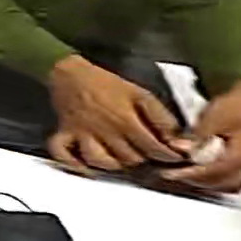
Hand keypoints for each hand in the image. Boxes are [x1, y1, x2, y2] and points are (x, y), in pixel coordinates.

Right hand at [47, 55, 183, 170]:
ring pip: (99, 161)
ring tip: (121, 159)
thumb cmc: (106, 84)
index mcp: (125, 120)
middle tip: (146, 154)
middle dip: (143, 159)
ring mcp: (81, 133)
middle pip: (129, 159)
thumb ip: (162, 118)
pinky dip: (72, 163)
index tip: (175, 156)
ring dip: (113, 164)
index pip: (154, 149)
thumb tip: (179, 142)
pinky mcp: (64, 133)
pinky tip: (85, 167)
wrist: (69, 74)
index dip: (169, 155)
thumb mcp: (141, 94)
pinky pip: (62, 153)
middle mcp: (103, 131)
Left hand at [160, 80, 240, 192]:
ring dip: (207, 182)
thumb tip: (179, 149)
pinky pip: (236, 177)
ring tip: (183, 174)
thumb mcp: (215, 117)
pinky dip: (216, 178)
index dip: (192, 174)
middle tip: (172, 174)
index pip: (219, 171)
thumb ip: (198, 135)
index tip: (169, 173)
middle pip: (227, 183)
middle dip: (198, 181)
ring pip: (233, 183)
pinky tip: (198, 170)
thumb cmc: (240, 103)